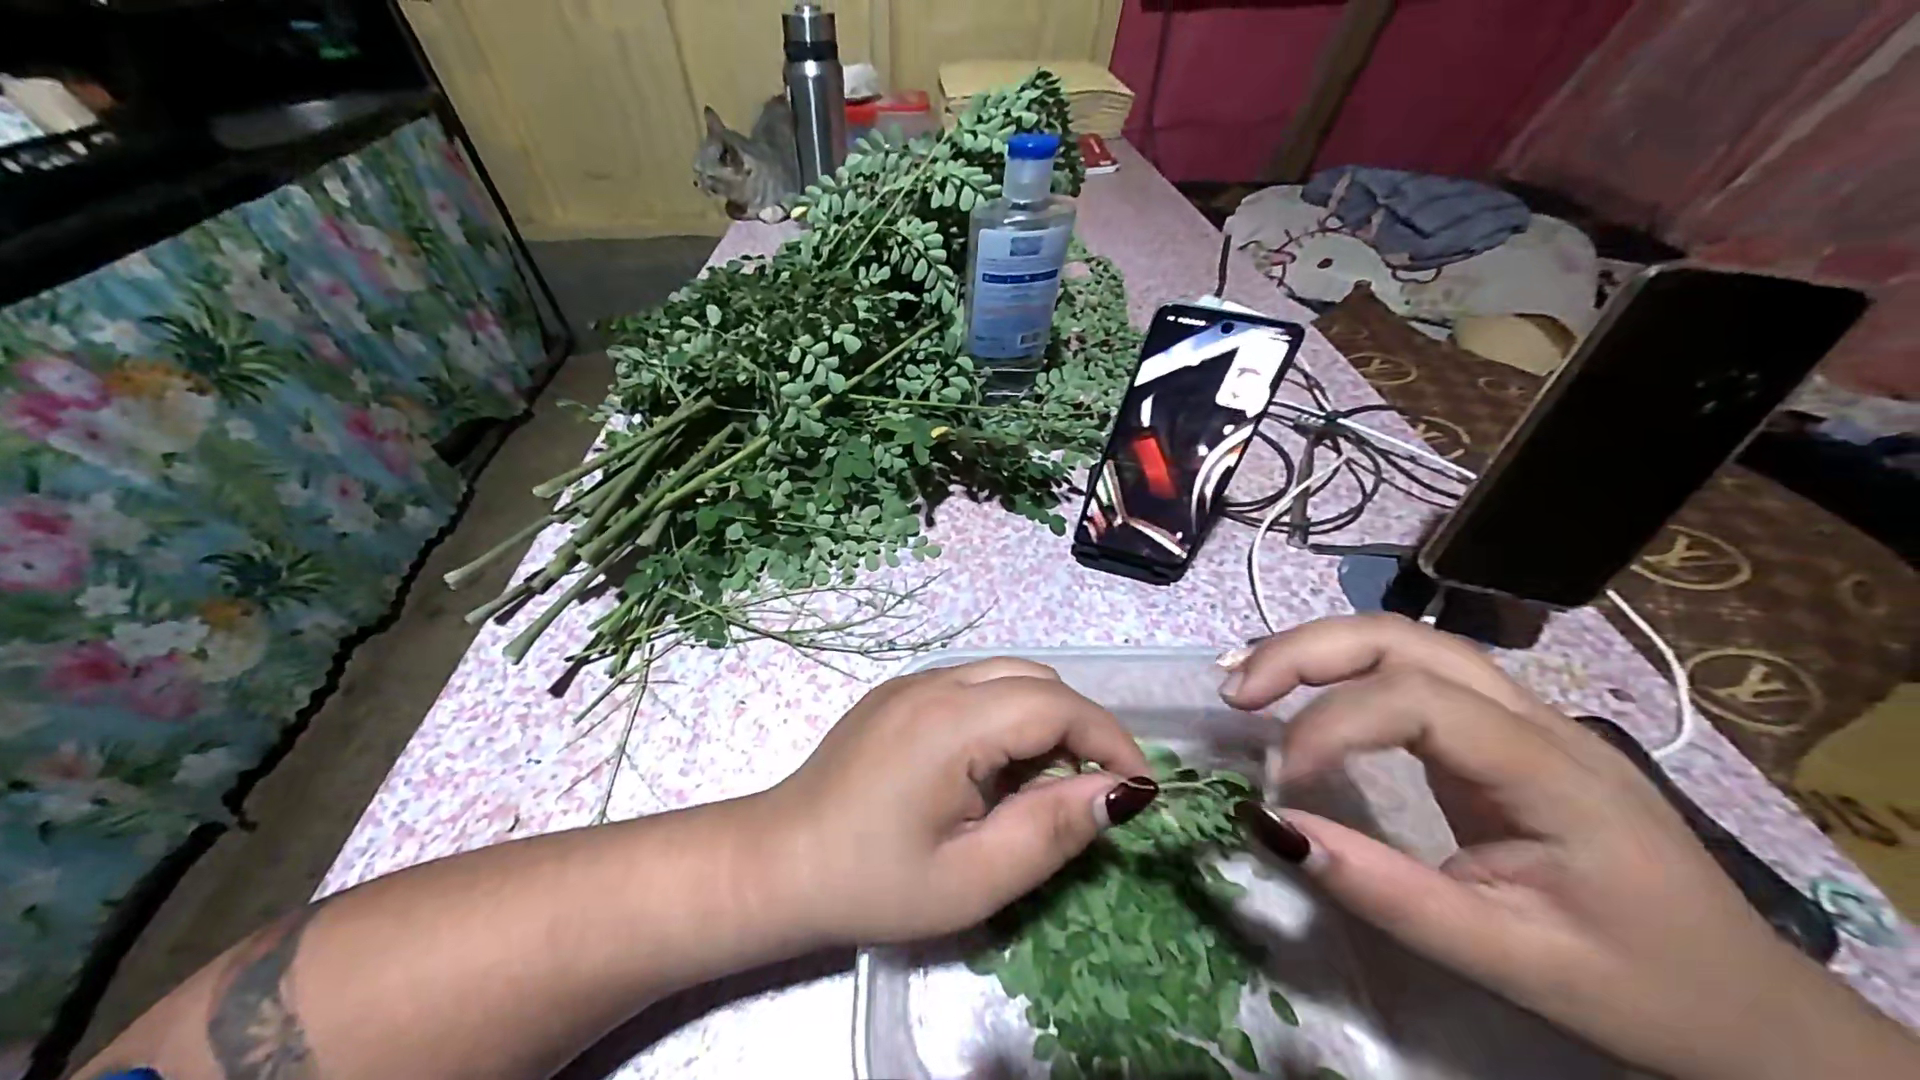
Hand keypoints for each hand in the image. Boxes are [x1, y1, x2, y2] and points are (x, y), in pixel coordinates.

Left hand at [761, 658, 1155, 943]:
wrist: (777, 863)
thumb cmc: (873, 882)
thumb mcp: (974, 878)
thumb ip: (1053, 829)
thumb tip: (1120, 793)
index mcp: (951, 721)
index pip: (1057, 705)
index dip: (1109, 739)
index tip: (1139, 787)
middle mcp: (935, 682)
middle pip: (1036, 680)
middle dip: (1078, 727)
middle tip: (1086, 792)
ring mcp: (912, 682)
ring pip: (1007, 676)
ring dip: (1041, 720)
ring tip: (1037, 786)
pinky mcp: (899, 693)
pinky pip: (974, 686)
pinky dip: (1005, 717)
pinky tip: (990, 770)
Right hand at [1219, 614, 1919, 1079]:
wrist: (1747, 1003)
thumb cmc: (1636, 983)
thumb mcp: (1506, 957)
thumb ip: (1387, 892)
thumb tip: (1274, 827)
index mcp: (1551, 770)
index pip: (1417, 699)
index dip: (1330, 724)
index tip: (1278, 778)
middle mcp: (1535, 717)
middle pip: (1404, 637)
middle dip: (1306, 651)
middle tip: (1236, 693)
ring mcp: (1520, 714)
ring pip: (1404, 639)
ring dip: (1318, 649)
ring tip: (1251, 683)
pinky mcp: (1497, 727)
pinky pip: (1409, 670)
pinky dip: (1341, 668)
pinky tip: (1299, 689)